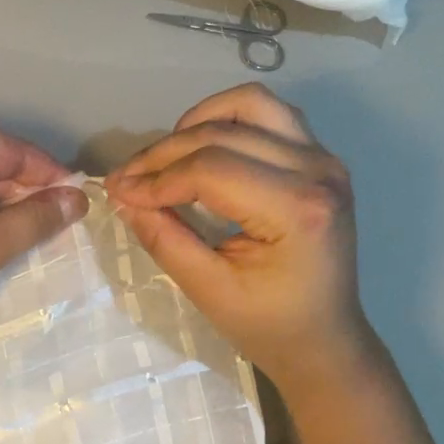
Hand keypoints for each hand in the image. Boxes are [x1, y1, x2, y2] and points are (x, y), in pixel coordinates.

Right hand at [105, 84, 377, 391]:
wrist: (324, 340)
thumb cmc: (268, 326)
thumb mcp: (208, 290)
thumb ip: (164, 238)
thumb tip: (124, 196)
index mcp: (297, 209)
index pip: (211, 169)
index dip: (156, 179)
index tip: (118, 193)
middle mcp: (318, 170)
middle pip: (224, 132)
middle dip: (165, 153)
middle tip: (127, 179)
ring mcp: (325, 159)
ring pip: (251, 104)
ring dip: (199, 123)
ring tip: (167, 159)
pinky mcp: (321, 158)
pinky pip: (270, 116)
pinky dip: (227, 122)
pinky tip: (202, 152)